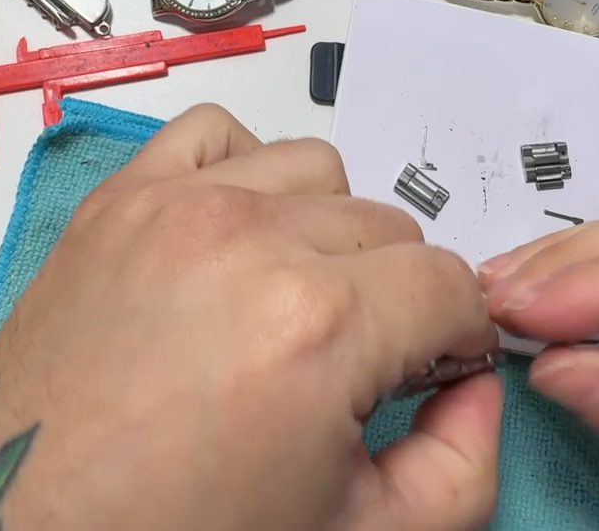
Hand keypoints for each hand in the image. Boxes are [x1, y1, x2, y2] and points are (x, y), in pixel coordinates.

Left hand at [0, 106, 501, 530]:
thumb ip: (461, 467)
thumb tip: (477, 381)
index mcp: (321, 325)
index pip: (450, 283)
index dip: (454, 335)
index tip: (425, 370)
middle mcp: (253, 238)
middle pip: (388, 226)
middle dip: (392, 292)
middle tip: (348, 355)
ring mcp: (179, 203)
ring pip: (314, 171)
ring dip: (325, 228)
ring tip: (286, 290)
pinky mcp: (121, 196)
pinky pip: (214, 132)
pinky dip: (241, 169)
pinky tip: (230, 230)